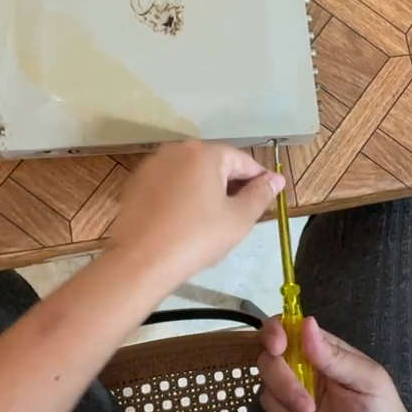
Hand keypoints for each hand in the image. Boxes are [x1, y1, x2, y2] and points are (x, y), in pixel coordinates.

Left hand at [104, 141, 283, 285]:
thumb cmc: (197, 238)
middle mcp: (176, 150)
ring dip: (206, 192)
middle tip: (240, 216)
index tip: (268, 199)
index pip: (242, 161)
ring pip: (190, 175)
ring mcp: (152, 165)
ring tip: (212, 222)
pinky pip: (169, 185)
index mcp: (204, 153)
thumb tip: (276, 178)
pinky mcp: (135, 184)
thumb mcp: (238, 219)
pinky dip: (181, 198)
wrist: (141, 261)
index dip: (259, 180)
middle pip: (215, 165)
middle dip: (230, 186)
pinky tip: (184, 223)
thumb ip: (260, 194)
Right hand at [256, 316, 411, 411]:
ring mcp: (290, 399)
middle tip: (308, 408)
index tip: (277, 347)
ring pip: (268, 397)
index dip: (274, 332)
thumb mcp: (367, 381)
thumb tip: (307, 323)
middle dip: (284, 386)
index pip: (285, 328)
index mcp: (319, 351)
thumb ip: (335, 356)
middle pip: (268, 363)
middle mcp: (299, 370)